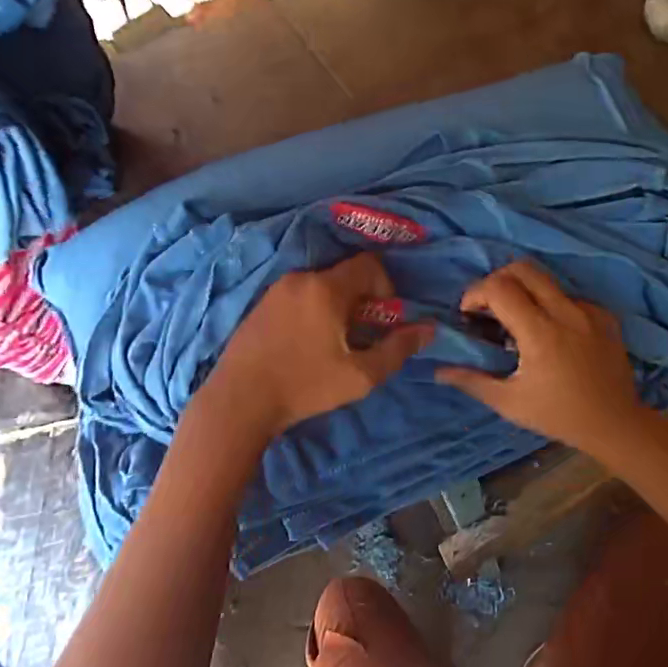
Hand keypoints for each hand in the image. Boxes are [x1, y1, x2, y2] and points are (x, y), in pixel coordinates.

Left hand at [202, 253, 432, 438]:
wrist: (239, 402)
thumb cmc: (305, 387)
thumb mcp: (361, 376)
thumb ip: (397, 349)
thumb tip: (427, 329)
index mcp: (326, 288)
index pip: (369, 264)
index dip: (387, 287)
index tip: (385, 319)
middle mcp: (300, 279)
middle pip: (344, 275)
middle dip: (363, 300)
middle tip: (364, 336)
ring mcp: (275, 291)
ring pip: (321, 287)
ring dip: (338, 308)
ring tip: (336, 345)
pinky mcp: (260, 306)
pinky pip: (299, 297)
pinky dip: (314, 312)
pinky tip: (308, 346)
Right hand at [435, 260, 651, 452]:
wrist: (614, 423)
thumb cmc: (557, 415)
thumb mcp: (510, 403)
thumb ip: (472, 381)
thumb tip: (439, 371)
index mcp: (540, 333)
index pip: (499, 287)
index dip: (476, 294)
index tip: (469, 315)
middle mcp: (566, 312)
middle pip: (523, 268)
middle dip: (497, 281)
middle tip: (489, 309)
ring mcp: (589, 311)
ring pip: (547, 280)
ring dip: (524, 292)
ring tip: (518, 324)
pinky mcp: (605, 316)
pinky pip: (569, 297)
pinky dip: (550, 306)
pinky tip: (550, 335)